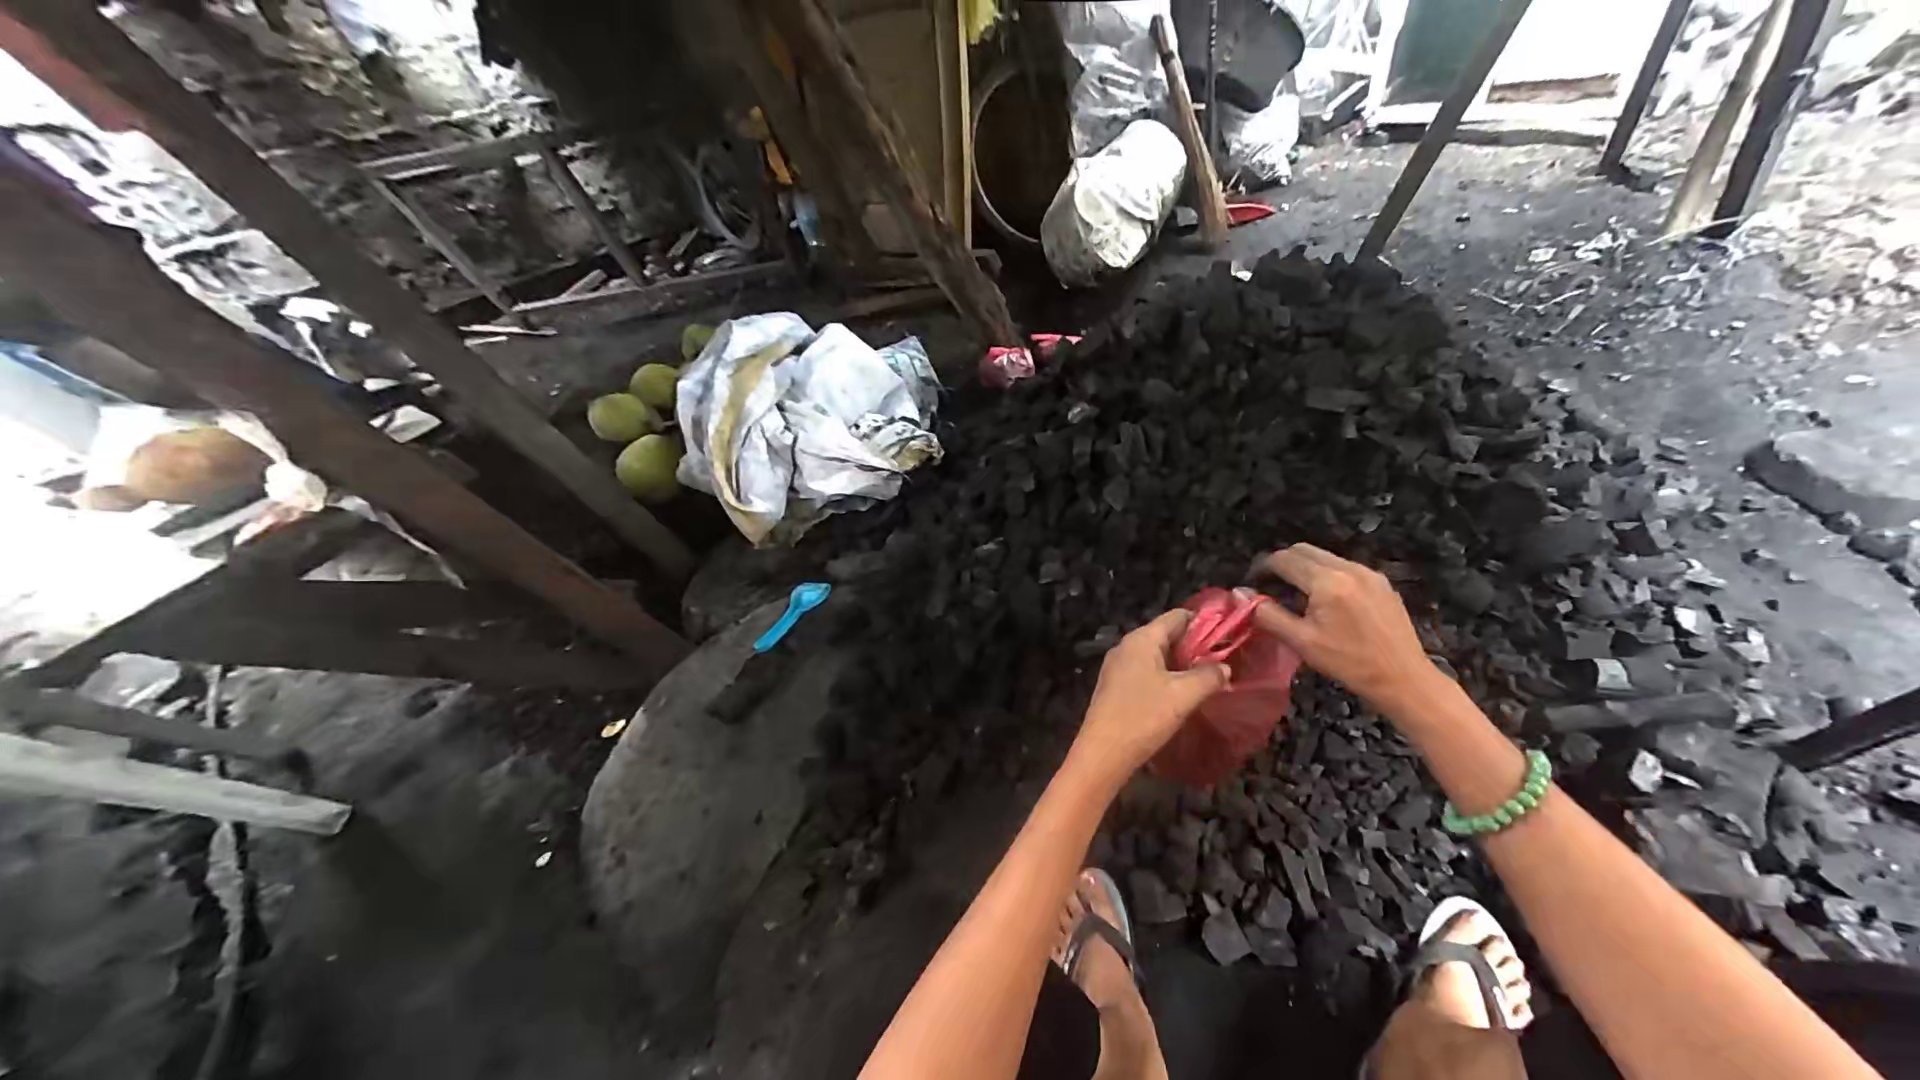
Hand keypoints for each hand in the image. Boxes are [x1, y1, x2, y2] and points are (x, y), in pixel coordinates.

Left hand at [1070, 610, 1229, 783]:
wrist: (1103, 752)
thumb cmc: (1143, 716)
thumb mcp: (1184, 695)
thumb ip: (1209, 676)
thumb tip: (1224, 668)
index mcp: (1141, 639)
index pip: (1177, 616)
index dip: (1204, 622)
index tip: (1228, 636)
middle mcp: (1126, 646)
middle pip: (1167, 635)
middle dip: (1195, 646)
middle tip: (1223, 661)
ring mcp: (1118, 666)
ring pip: (1157, 655)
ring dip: (1181, 664)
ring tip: (1208, 679)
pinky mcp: (1116, 686)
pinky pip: (1146, 671)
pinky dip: (1166, 677)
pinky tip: (1181, 694)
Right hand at [1249, 543, 1440, 715]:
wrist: (1404, 678)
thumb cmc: (1348, 662)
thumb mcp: (1300, 641)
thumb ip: (1267, 614)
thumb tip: (1240, 594)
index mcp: (1327, 582)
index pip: (1283, 559)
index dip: (1262, 568)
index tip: (1252, 583)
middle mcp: (1349, 568)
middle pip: (1303, 550)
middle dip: (1281, 563)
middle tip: (1269, 585)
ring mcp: (1368, 573)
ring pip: (1324, 556)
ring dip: (1303, 568)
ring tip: (1295, 594)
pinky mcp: (1381, 582)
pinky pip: (1344, 566)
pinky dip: (1326, 574)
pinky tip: (1324, 600)